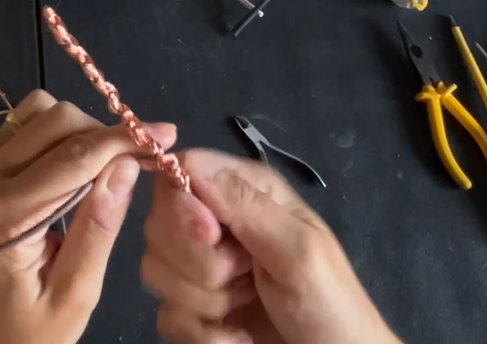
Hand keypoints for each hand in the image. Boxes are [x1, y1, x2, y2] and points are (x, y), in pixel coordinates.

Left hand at [0, 90, 175, 343]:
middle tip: (143, 159)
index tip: (166, 136)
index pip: (75, 156)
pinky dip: (62, 126)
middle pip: (59, 120)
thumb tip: (129, 165)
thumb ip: (98, 229)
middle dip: (107, 134)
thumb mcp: (72, 298)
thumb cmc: (25, 330)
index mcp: (6, 211)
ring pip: (44, 109)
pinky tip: (81, 157)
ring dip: (83, 127)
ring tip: (110, 164)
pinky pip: (30, 118)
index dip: (124, 140)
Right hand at [142, 149, 400, 343]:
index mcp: (242, 190)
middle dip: (199, 262)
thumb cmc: (330, 305)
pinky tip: (237, 336)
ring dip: (204, 301)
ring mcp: (201, 268)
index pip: (179, 170)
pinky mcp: (193, 311)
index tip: (210, 235)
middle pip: (159, 222)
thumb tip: (187, 159)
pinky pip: (167, 315)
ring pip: (156, 268)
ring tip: (247, 306)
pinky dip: (203, 335)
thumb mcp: (298, 249)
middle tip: (245, 277)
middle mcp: (216, 221)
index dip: (182, 203)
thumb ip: (243, 203)